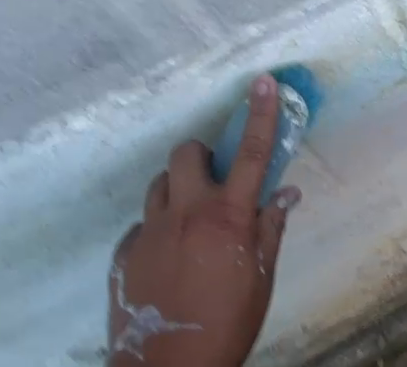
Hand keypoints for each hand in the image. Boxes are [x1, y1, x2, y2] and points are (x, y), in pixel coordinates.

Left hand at [108, 75, 301, 366]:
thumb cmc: (228, 325)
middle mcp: (186, 213)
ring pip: (159, 185)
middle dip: (202, 157)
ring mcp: (149, 233)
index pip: (251, 152)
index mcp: (228, 216)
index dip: (260, 113)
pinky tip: (165, 260)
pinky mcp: (122, 256)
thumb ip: (270, 229)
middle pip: (186, 154)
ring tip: (188, 222)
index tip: (263, 81)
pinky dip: (155, 231)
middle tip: (213, 180)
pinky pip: (140, 226)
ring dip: (177, 191)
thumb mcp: (261, 278)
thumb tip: (284, 193)